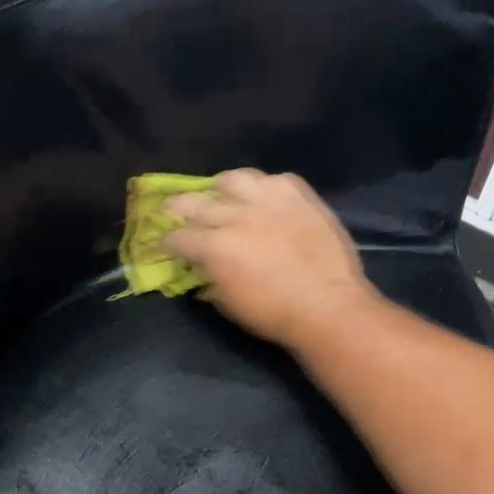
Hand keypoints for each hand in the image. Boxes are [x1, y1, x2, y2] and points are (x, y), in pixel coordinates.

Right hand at [163, 169, 378, 349]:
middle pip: (197, 202)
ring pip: (234, 179)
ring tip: (222, 192)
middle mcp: (237, 216)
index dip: (168, 241)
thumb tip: (202, 269)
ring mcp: (269, 201)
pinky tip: (264, 196)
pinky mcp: (299, 196)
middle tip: (174, 209)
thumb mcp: (227, 303)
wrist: (327, 306)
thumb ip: (210, 279)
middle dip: (179, 207)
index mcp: (215, 247)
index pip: (179, 236)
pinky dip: (265, 186)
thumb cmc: (273, 314)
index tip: (166, 244)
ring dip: (222, 186)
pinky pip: (276, 179)